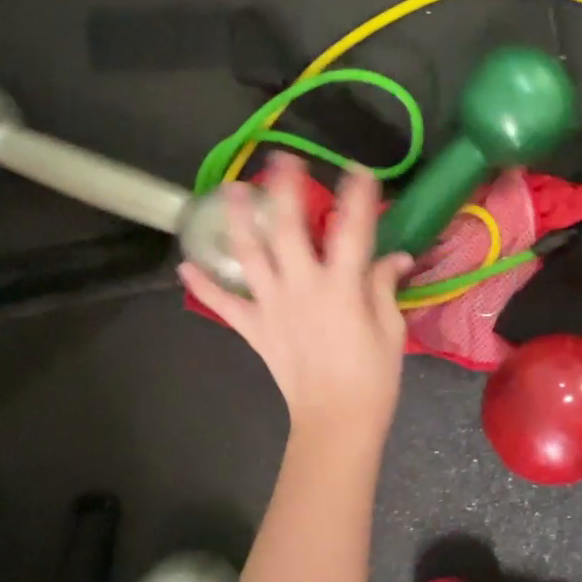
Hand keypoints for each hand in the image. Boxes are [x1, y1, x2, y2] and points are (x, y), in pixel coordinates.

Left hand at [181, 154, 413, 444]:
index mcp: (342, 287)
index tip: (358, 169)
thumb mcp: (390, 328)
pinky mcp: (254, 329)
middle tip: (282, 161)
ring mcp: (272, 307)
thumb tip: (395, 257)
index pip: (352, 231)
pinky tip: (186, 265)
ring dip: (237, 221)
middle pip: (287, 230)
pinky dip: (205, 285)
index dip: (356, 197)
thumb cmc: (373, 376)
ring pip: (249, 256)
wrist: (336, 420)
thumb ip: (384, 287)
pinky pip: (225, 304)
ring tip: (227, 191)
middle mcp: (302, 288)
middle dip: (284, 191)